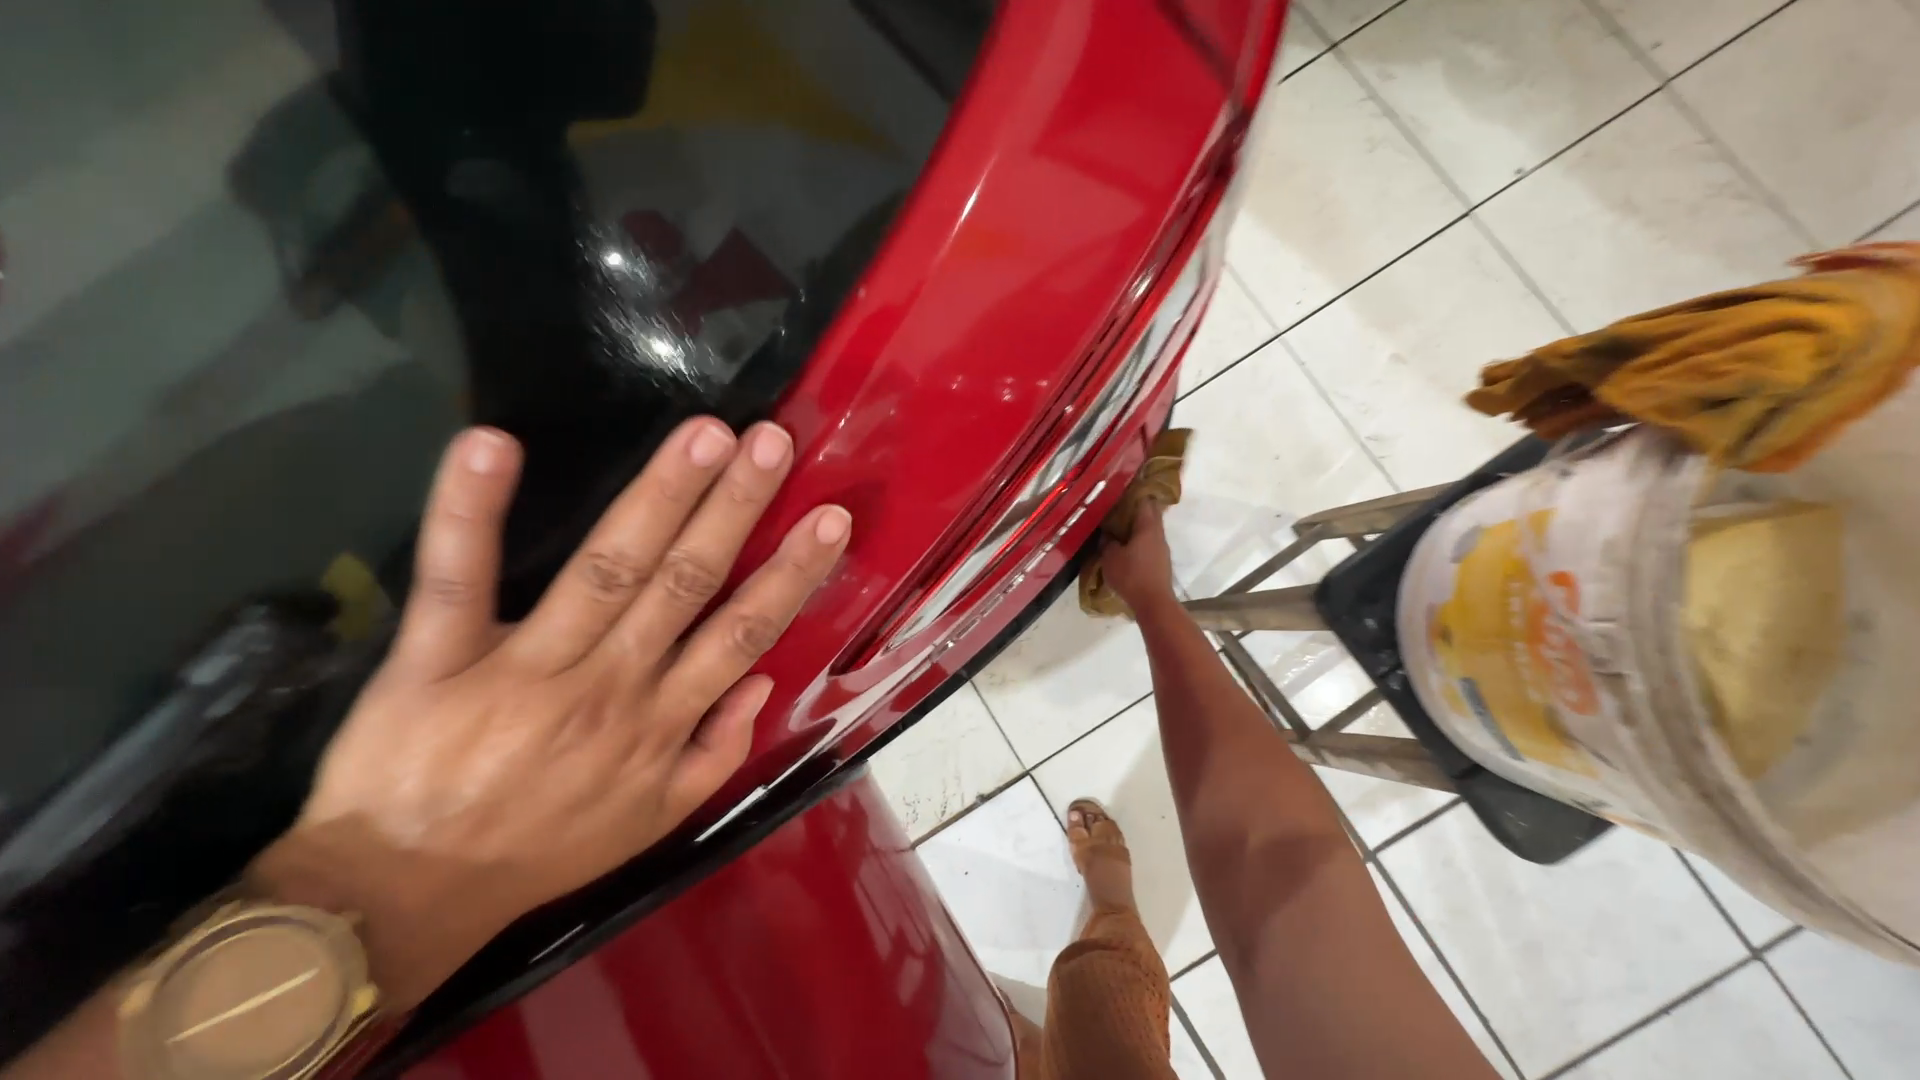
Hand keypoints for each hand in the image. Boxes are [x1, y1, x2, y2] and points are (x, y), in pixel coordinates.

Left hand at [250, 417, 847, 1008]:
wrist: (404, 894)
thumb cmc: (541, 850)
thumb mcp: (653, 820)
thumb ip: (716, 753)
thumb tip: (762, 679)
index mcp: (658, 724)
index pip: (740, 634)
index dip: (790, 574)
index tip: (829, 518)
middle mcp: (607, 685)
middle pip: (684, 582)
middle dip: (735, 508)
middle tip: (771, 440)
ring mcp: (525, 667)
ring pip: (608, 567)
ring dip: (660, 496)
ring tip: (705, 434)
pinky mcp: (436, 656)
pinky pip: (458, 577)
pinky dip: (471, 509)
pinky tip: (492, 444)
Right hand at [1100, 502, 1175, 611]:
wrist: (1153, 602)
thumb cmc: (1131, 575)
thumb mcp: (1110, 557)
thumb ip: (1108, 542)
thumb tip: (1107, 535)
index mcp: (1148, 527)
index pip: (1144, 501)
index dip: (1133, 494)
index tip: (1121, 492)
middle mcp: (1158, 534)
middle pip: (1151, 514)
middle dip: (1136, 510)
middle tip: (1118, 510)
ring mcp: (1162, 548)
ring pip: (1151, 529)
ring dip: (1138, 526)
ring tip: (1120, 528)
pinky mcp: (1161, 561)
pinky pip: (1150, 543)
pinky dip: (1140, 540)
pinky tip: (1128, 547)